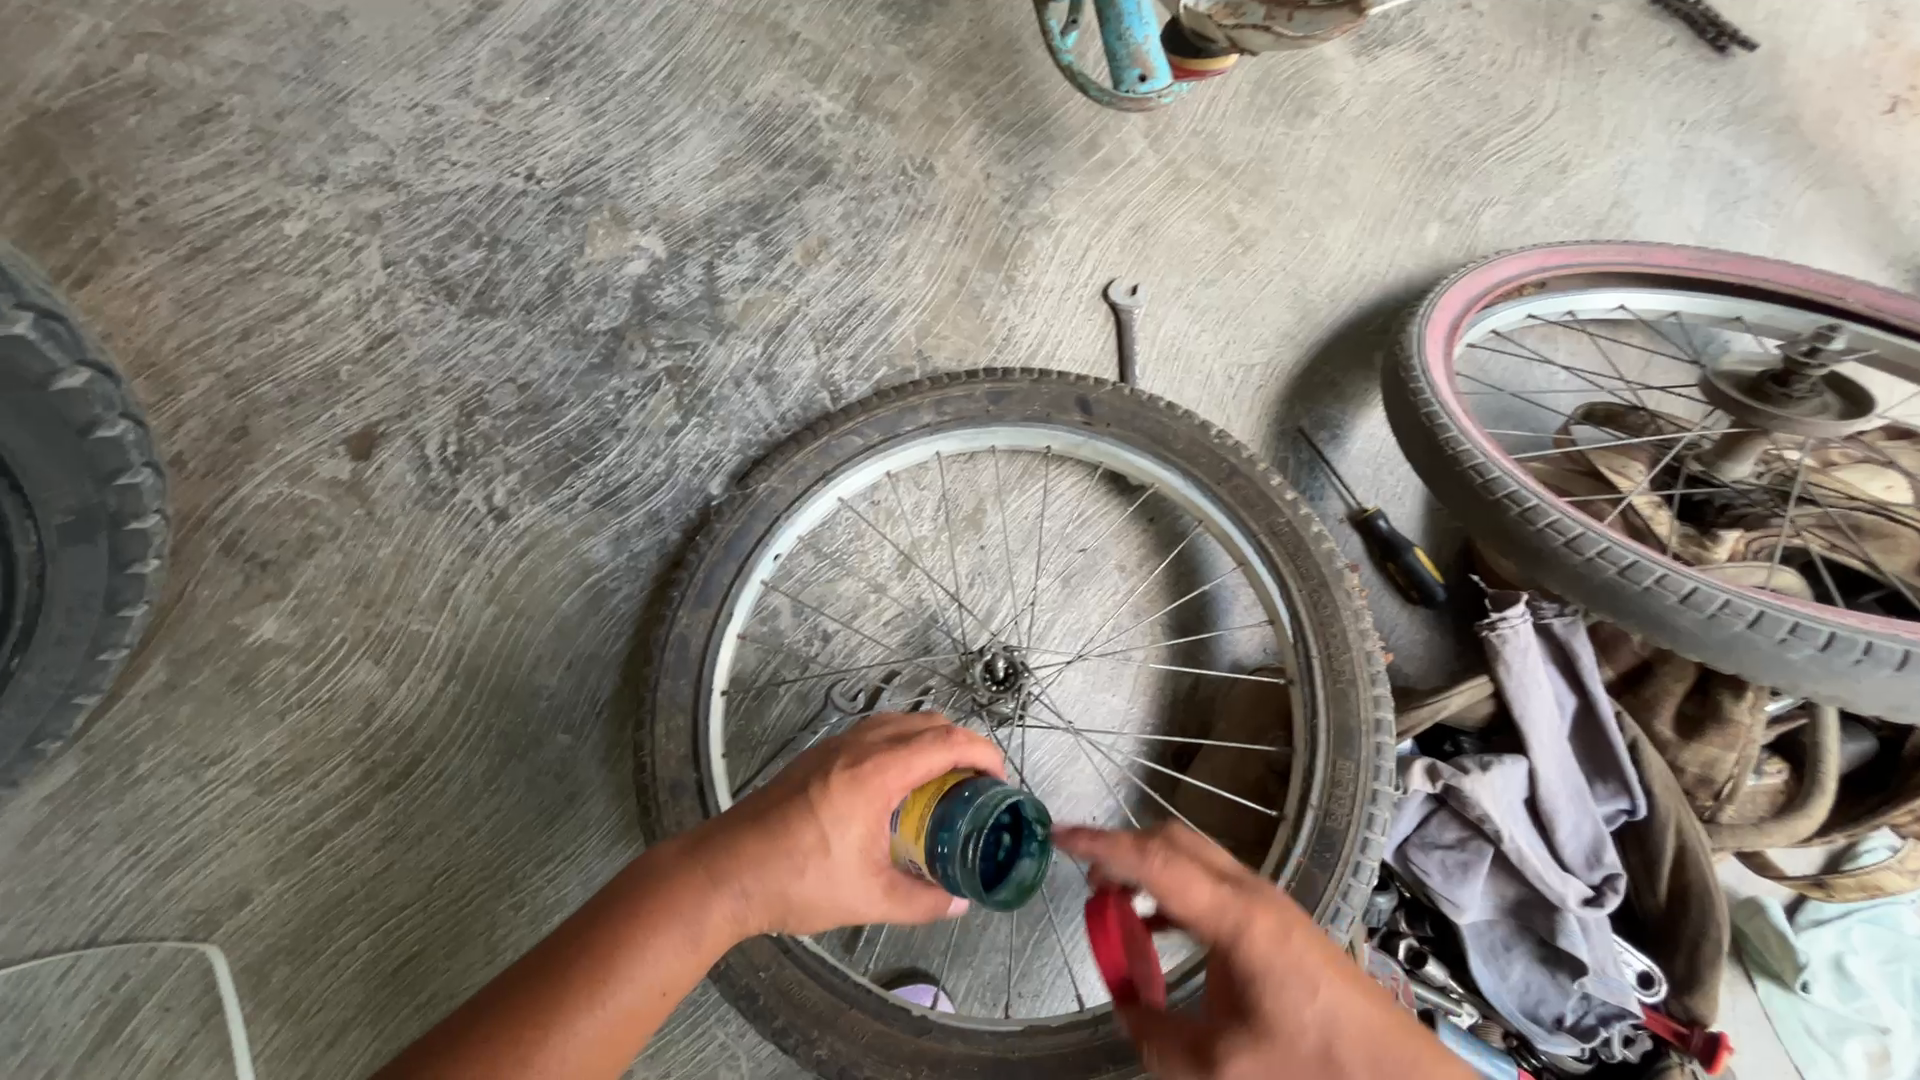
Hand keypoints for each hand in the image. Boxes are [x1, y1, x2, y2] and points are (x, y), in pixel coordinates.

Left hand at [699, 712, 1005, 937]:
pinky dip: (901, 743)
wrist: (723, 872)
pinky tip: (897, 784)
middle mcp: (858, 747)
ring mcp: (834, 746)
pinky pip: (874, 731)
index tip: (1000, 778)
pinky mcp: (817, 755)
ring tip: (942, 780)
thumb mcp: (869, 897)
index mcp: (877, 772)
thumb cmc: (794, 880)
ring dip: (930, 739)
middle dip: (962, 743)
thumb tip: (957, 901)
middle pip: (928, 722)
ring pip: (899, 721)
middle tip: (976, 782)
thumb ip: (922, 900)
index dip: (983, 753)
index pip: (947, 742)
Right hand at [1055, 824, 1472, 1079]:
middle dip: (1123, 848)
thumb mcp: (1221, 1066)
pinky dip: (1174, 891)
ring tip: (1112, 900)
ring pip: (1194, 857)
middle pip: (1174, 841)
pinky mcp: (1277, 920)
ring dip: (1149, 867)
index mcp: (1235, 916)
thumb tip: (1125, 1008)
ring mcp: (1268, 902)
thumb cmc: (1314, 1068)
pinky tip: (1158, 929)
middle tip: (1084, 875)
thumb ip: (1156, 1035)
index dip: (1100, 846)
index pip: (1153, 860)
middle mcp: (1251, 892)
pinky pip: (1212, 883)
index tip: (1059, 836)